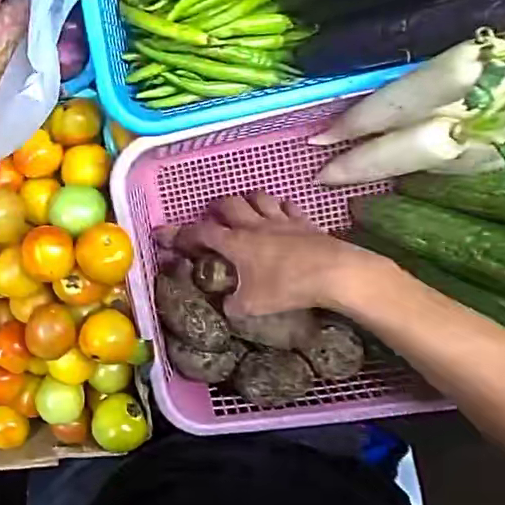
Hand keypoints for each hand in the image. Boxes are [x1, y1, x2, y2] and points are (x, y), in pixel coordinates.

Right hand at [157, 192, 381, 317]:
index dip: (184, 233)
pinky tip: (281, 214)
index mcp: (235, 243)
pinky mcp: (305, 221)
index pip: (202, 231)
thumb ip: (233, 305)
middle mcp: (253, 225)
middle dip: (216, 208)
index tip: (170, 237)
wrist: (334, 273)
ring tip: (245, 209)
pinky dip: (280, 207)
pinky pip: (288, 206)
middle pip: (228, 204)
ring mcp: (281, 220)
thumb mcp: (252, 306)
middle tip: (213, 216)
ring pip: (258, 197)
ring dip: (248, 201)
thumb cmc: (286, 288)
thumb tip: (226, 306)